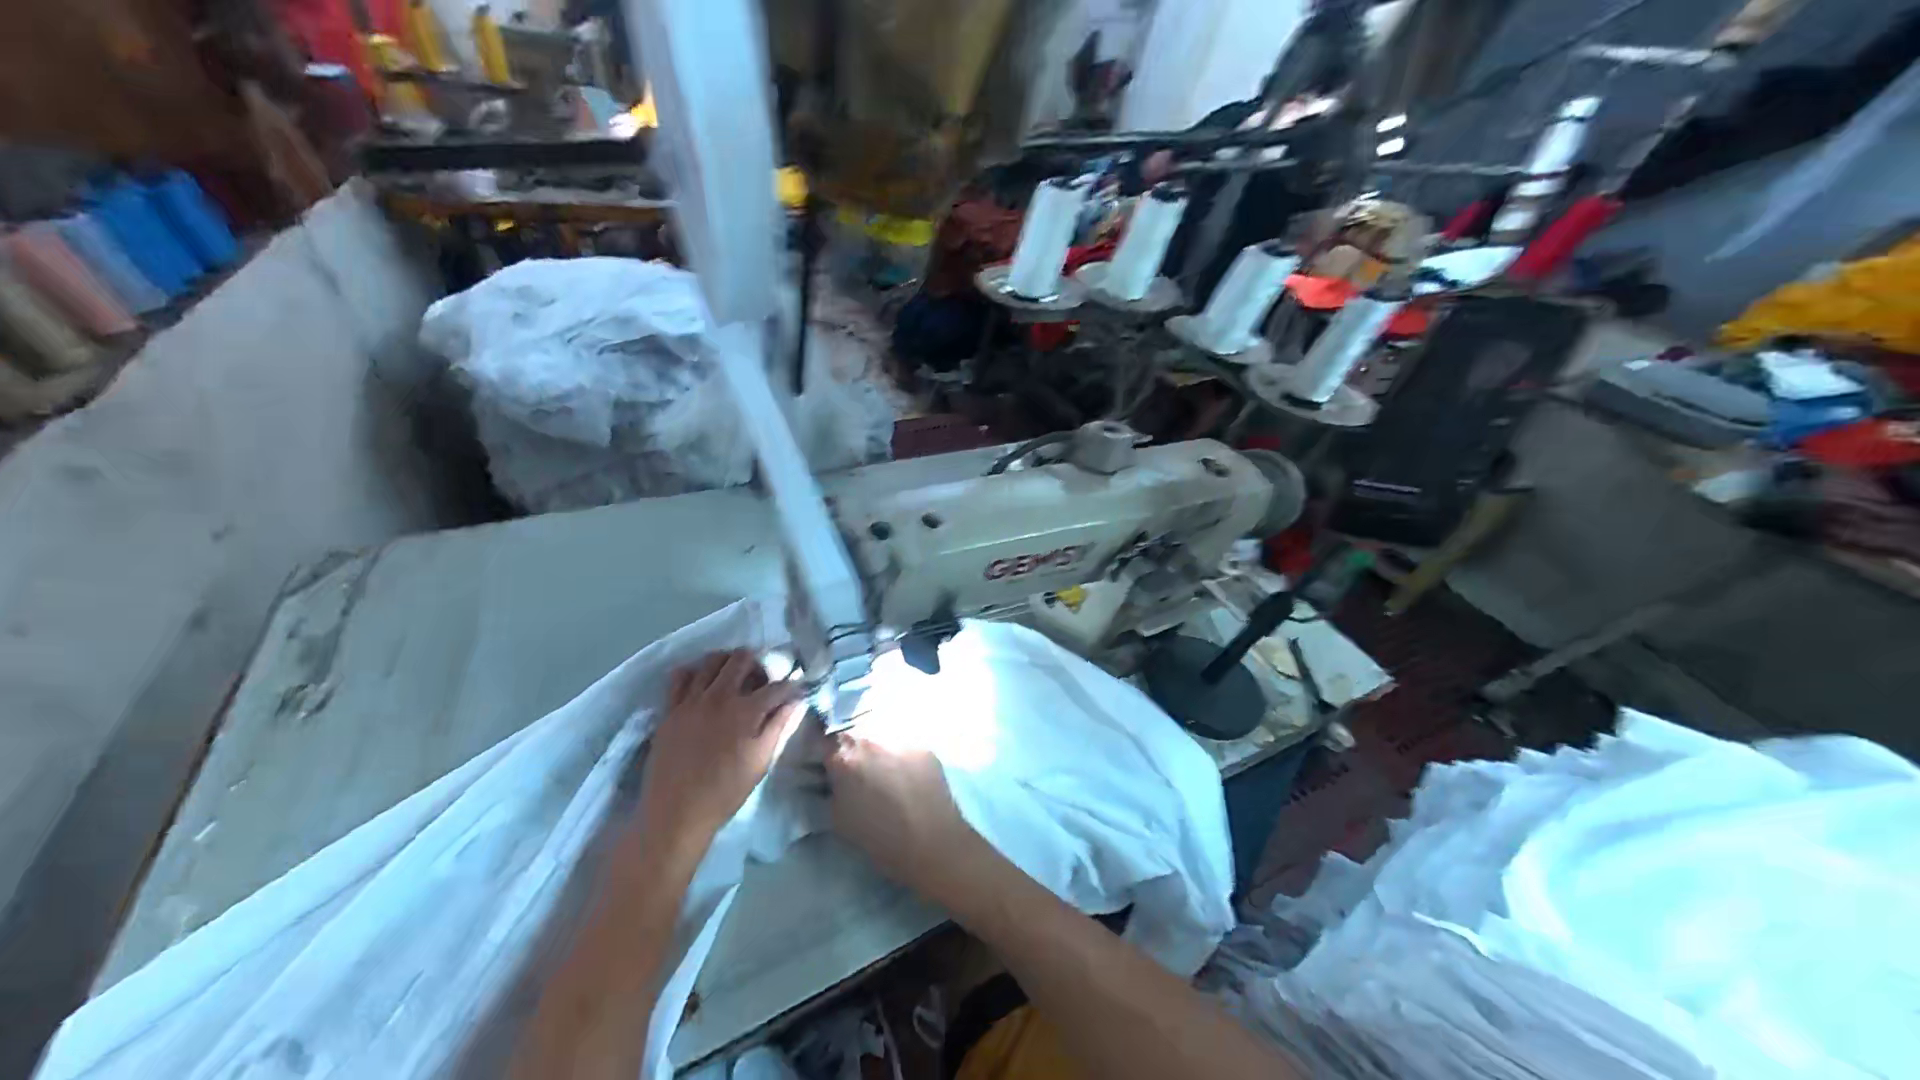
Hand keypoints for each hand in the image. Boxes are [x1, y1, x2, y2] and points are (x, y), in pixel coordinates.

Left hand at [636, 650, 805, 853]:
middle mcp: (719, 696)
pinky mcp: (670, 708)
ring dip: (727, 661)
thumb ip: (780, 727)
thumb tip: (797, 702)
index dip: (791, 684)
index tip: (796, 686)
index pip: (776, 686)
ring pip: (711, 661)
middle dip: (758, 662)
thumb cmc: (726, 790)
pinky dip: (694, 672)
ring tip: (733, 675)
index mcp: (746, 710)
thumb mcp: (761, 761)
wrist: (677, 811)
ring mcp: (691, 700)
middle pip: (741, 659)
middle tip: (761, 677)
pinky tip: (702, 683)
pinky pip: (680, 676)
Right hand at [824, 734, 983, 906]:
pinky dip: (898, 757)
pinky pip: (902, 746)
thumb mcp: (838, 817)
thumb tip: (828, 776)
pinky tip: (904, 777)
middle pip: (851, 732)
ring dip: (875, 750)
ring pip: (879, 736)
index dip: (819, 747)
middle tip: (853, 768)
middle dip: (848, 747)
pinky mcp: (923, 745)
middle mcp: (871, 737)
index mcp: (845, 755)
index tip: (820, 758)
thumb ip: (829, 788)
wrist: (933, 845)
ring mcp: (900, 738)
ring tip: (882, 773)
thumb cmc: (879, 839)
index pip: (820, 736)